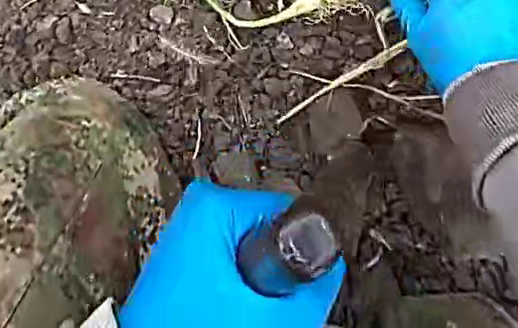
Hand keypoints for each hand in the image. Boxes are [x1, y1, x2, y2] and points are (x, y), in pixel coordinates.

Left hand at [117, 180, 344, 327]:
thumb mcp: (269, 315)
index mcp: (213, 201)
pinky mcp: (184, 257)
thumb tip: (333, 268)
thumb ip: (312, 287)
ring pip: (249, 251)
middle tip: (265, 308)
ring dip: (257, 284)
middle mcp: (198, 206)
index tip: (294, 285)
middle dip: (275, 272)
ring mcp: (188, 232)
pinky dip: (237, 289)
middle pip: (267, 231)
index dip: (297, 254)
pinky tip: (230, 313)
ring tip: (241, 313)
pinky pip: (229, 263)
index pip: (284, 210)